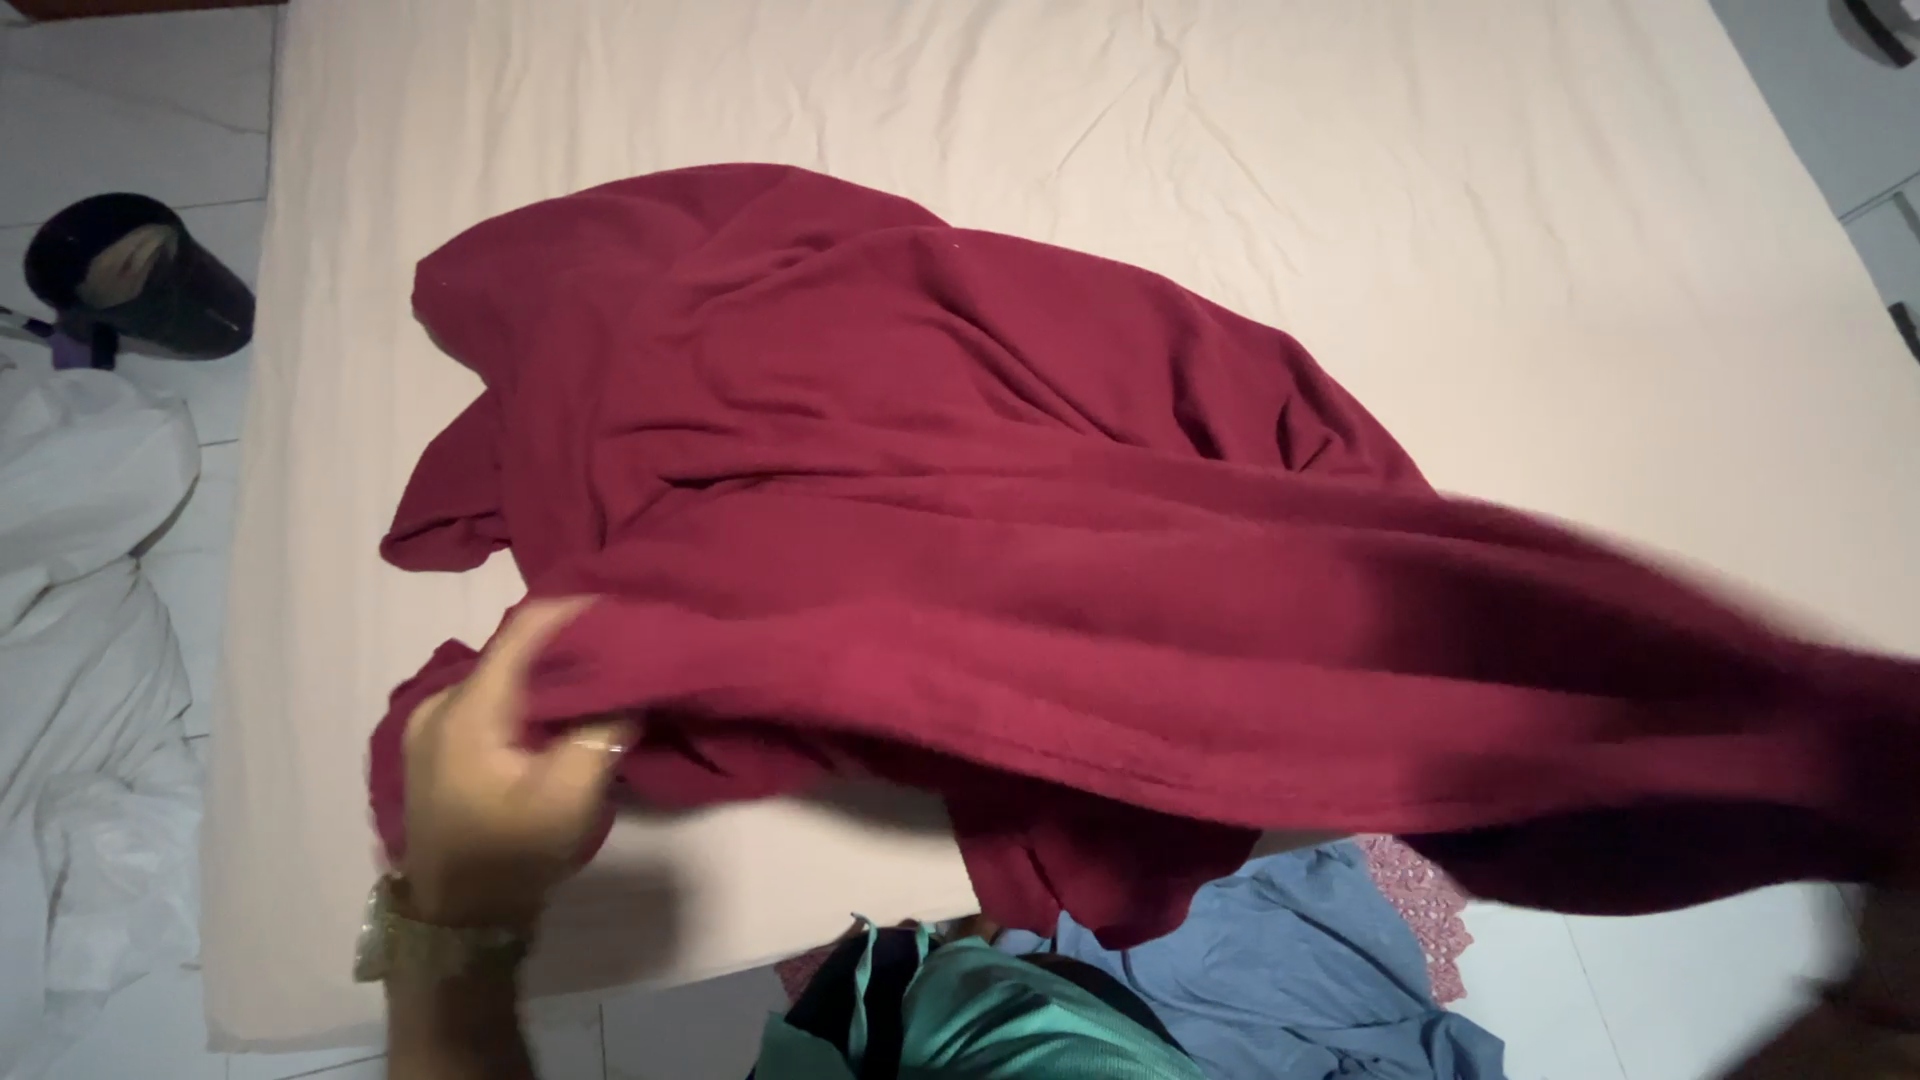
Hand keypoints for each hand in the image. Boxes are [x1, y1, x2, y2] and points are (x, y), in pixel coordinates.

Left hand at [400, 598, 634, 928]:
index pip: (526, 629)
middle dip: (576, 640)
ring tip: (607, 669)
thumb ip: (605, 728)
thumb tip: (635, 679)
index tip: (629, 610)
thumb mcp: (573, 794)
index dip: (579, 609)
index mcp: (467, 710)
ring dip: (559, 666)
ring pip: (510, 669)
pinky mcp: (443, 740)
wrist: (458, 919)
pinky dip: (539, 688)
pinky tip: (570, 701)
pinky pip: (499, 693)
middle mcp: (440, 702)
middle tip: (627, 643)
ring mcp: (435, 722)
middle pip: (518, 647)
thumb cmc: (514, 855)